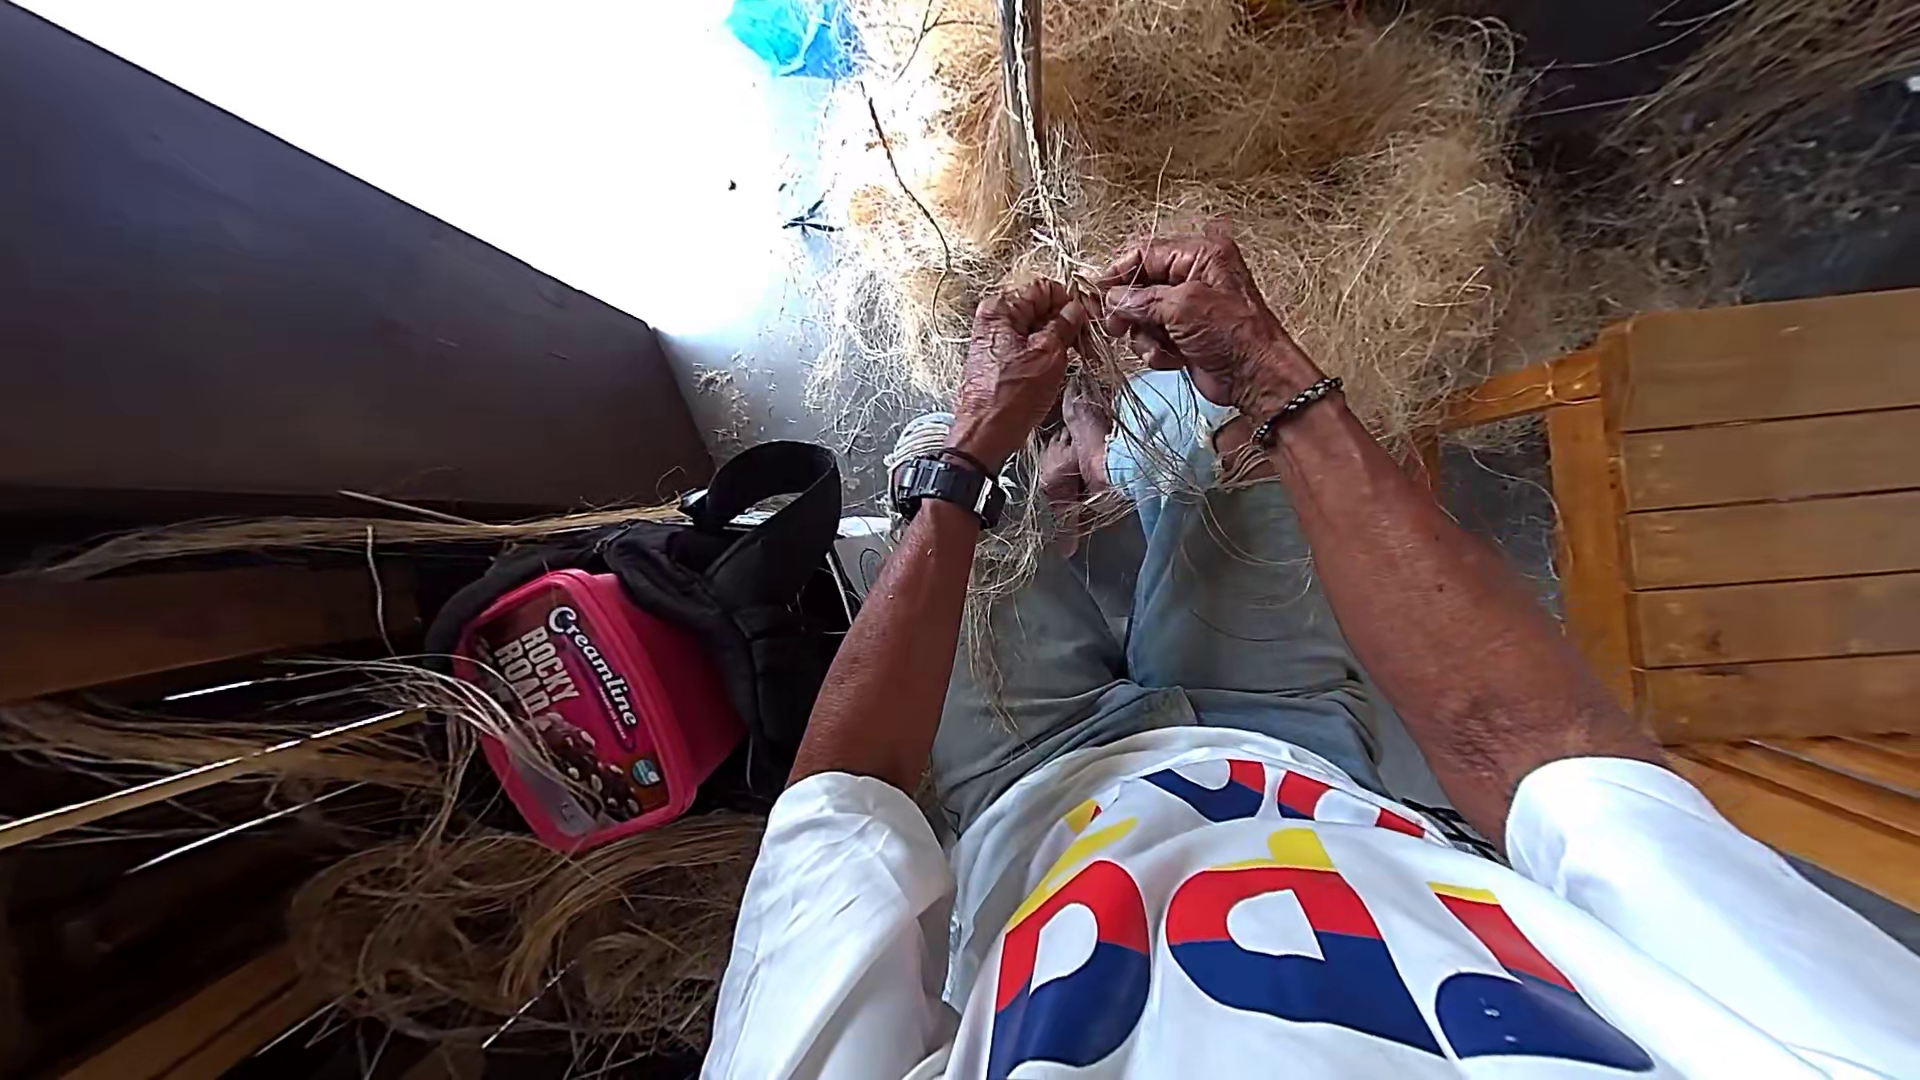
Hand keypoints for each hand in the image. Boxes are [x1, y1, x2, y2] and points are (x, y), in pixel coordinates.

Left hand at [949, 280, 1089, 471]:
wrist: (985, 434)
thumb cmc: (1012, 397)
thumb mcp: (1048, 355)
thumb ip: (1063, 326)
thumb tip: (1075, 310)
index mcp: (1000, 309)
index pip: (1044, 288)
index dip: (1068, 302)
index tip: (1085, 320)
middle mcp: (992, 321)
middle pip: (1038, 309)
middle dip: (1063, 324)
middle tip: (1083, 345)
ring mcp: (993, 343)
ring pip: (1034, 332)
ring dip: (1056, 343)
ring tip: (1072, 361)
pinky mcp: (996, 364)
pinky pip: (1025, 350)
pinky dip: (1042, 357)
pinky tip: (1054, 372)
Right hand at [1097, 223, 1321, 415]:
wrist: (1253, 376)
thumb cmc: (1230, 334)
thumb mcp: (1183, 307)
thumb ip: (1142, 299)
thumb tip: (1111, 298)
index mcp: (1199, 255)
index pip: (1145, 254)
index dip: (1118, 275)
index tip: (1097, 296)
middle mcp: (1192, 276)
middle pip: (1139, 287)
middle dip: (1128, 311)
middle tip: (1115, 329)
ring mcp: (1186, 308)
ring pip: (1142, 317)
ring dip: (1144, 337)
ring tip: (1160, 349)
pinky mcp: (1182, 335)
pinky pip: (1152, 339)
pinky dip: (1156, 351)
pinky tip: (1172, 359)